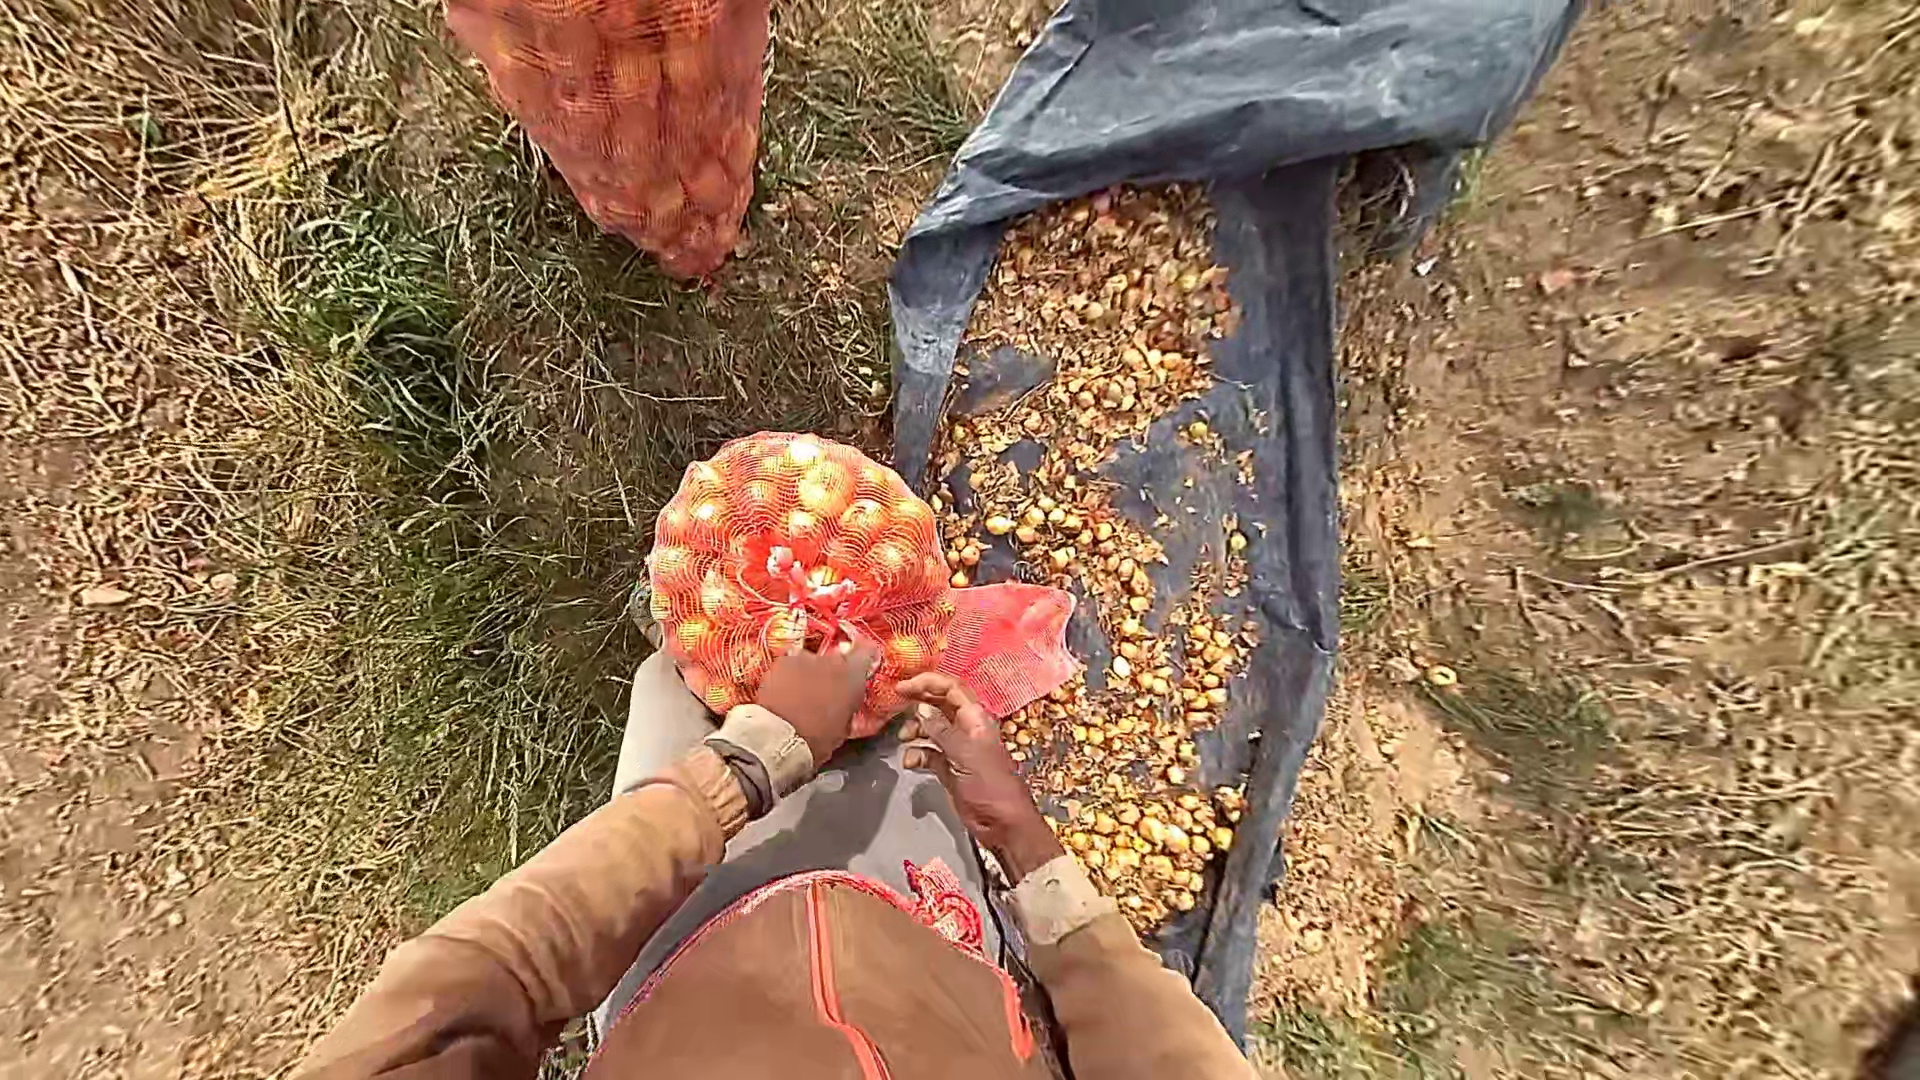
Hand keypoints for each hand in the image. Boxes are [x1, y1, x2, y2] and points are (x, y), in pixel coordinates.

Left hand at [754, 642, 878, 765]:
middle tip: (823, 690)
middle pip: (837, 658)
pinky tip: (781, 691)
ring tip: (798, 693)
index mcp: (853, 677)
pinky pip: (789, 664)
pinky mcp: (782, 661)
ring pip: (811, 661)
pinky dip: (787, 674)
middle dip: (832, 671)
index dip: (863, 658)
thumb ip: (847, 707)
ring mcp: (807, 658)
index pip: (867, 653)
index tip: (858, 667)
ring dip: (808, 672)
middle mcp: (834, 661)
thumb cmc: (816, 741)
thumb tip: (845, 702)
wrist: (778, 738)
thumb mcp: (842, 727)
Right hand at [897, 673, 1064, 881]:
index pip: (951, 688)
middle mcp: (965, 727)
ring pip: (932, 728)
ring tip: (902, 736)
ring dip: (916, 729)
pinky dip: (918, 754)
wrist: (1002, 823)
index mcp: (975, 717)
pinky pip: (929, 752)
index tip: (903, 687)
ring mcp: (957, 748)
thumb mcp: (964, 752)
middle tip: (895, 701)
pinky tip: (909, 762)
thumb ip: (940, 730)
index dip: (927, 682)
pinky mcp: (950, 767)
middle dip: (918, 701)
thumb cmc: (988, 783)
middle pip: (939, 704)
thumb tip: (920, 708)